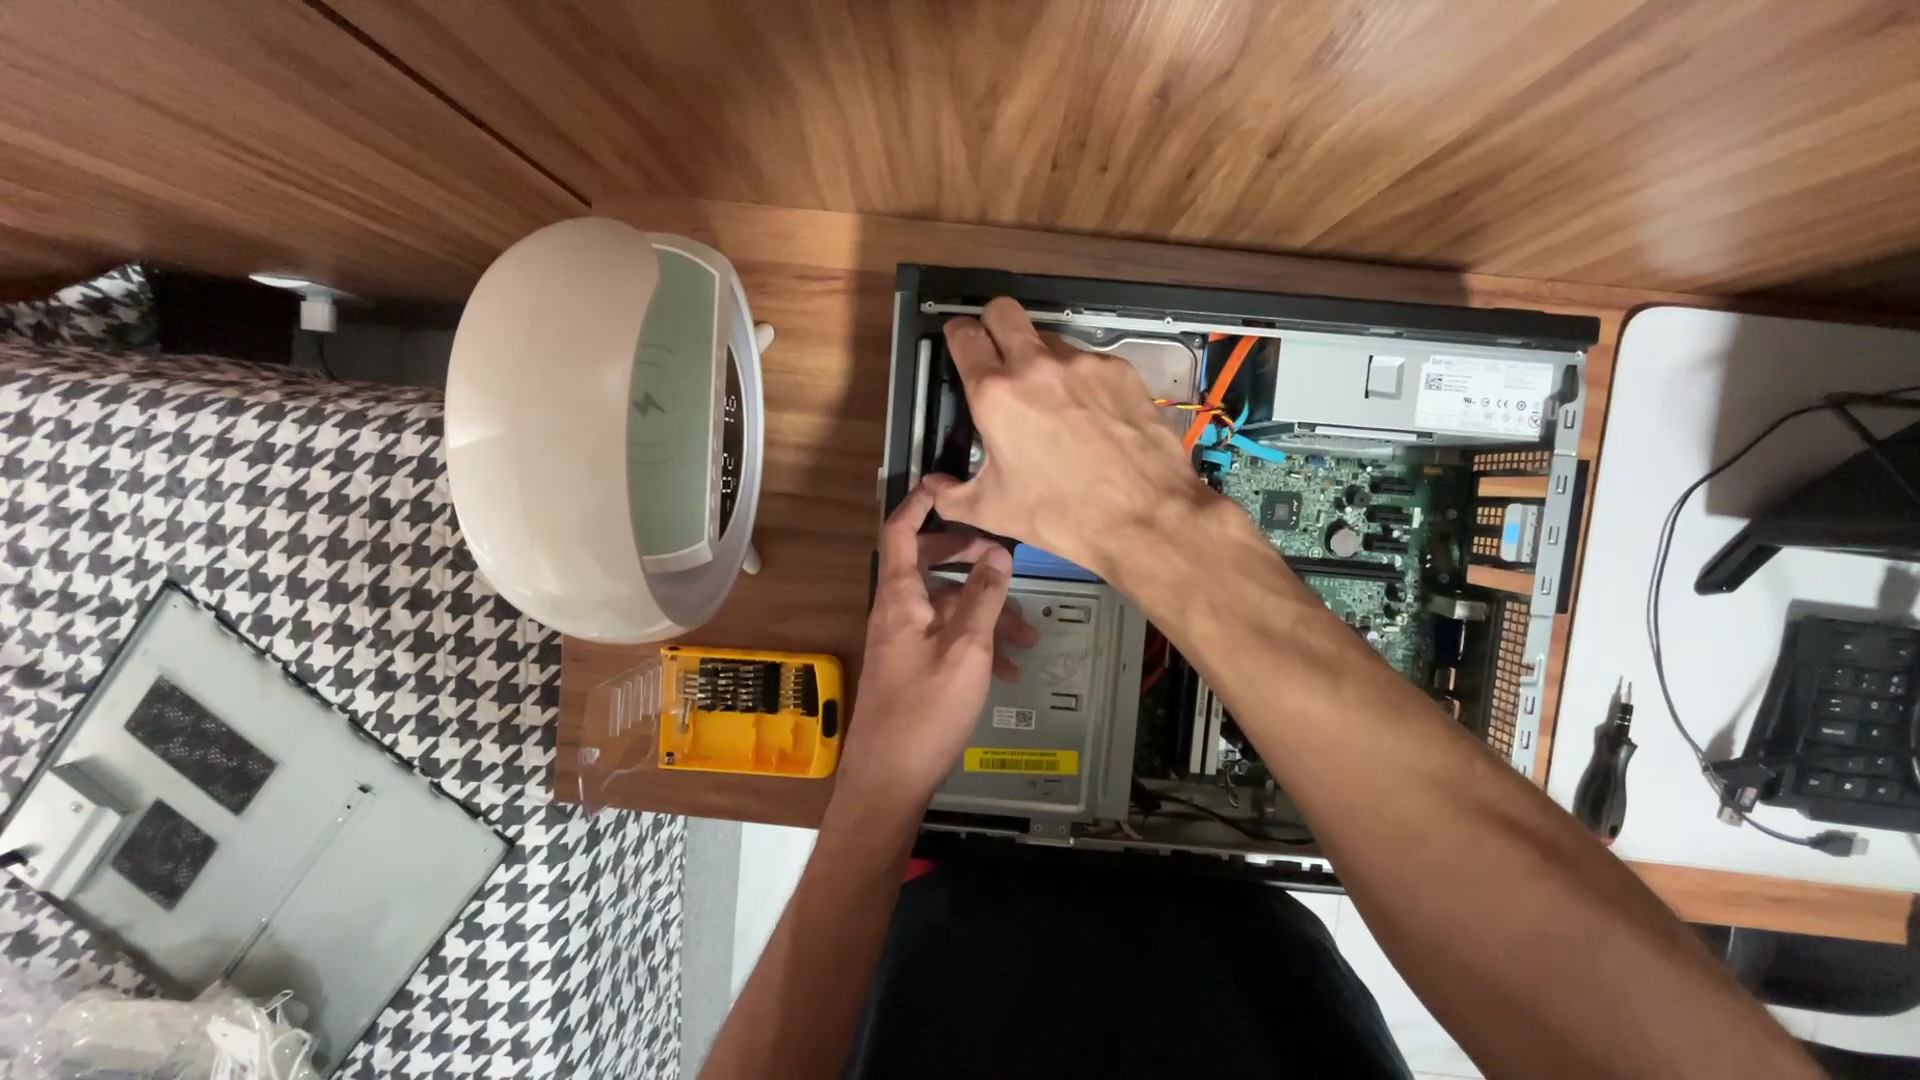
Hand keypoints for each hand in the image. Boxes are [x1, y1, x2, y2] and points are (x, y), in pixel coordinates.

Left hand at [837, 477, 1036, 814]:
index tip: (950, 485)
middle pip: (929, 564)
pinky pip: (945, 639)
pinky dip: (975, 644)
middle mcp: (895, 611)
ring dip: (986, 613)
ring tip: (1028, 638)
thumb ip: (985, 597)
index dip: (921, 502)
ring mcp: (901, 641)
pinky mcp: (911, 668)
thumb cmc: (926, 710)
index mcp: (899, 597)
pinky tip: (1008, 670)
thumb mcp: (967, 649)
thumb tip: (999, 551)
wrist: (889, 778)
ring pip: (946, 607)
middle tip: (1004, 559)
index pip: (901, 531)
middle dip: (970, 559)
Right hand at [935, 298, 1214, 578]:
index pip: (964, 336)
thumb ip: (952, 496)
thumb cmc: (1061, 516)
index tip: (960, 342)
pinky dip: (1081, 379)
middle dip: (993, 323)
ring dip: (1039, 357)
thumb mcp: (994, 511)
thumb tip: (934, 488)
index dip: (957, 334)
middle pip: (1003, 311)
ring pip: (1048, 337)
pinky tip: (1090, 414)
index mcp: (995, 394)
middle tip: (996, 353)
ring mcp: (1083, 363)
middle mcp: (1036, 366)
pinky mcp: (1119, 371)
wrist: (1143, 516)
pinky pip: (1089, 361)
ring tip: (1050, 398)